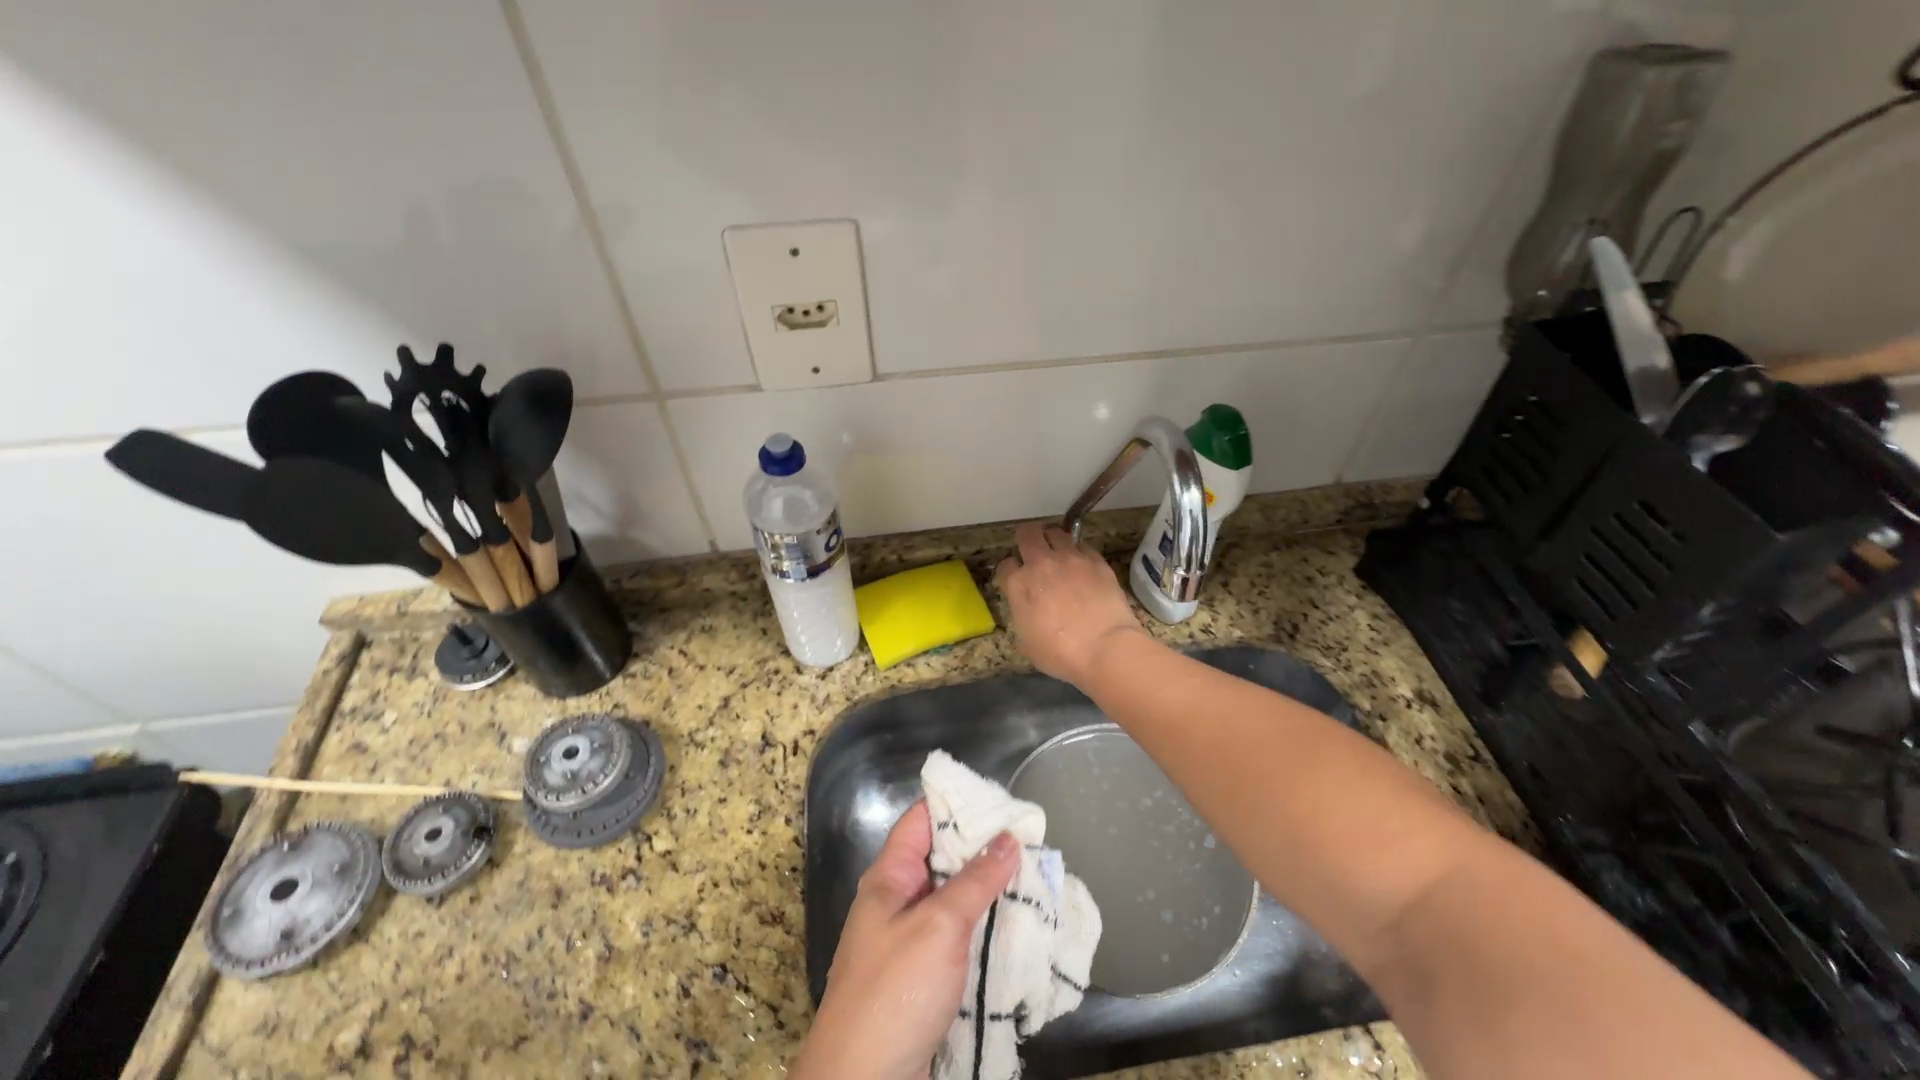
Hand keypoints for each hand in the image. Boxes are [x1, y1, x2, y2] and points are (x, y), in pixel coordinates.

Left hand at [794, 801, 1019, 1079]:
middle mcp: (898, 902)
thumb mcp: (938, 927)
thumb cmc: (894, 992)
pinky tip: (1020, 928)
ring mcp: (910, 941)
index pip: (921, 820)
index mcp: (889, 878)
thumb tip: (1008, 838)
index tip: (1003, 798)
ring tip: (1038, 879)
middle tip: (1034, 841)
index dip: (957, 803)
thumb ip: (975, 881)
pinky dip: (986, 930)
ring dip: (990, 892)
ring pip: (955, 901)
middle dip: (984, 849)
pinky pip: (959, 939)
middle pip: (943, 859)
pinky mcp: (925, 977)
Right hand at [994, 522, 1145, 684]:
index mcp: (1019, 584)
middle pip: (1027, 535)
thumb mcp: (1026, 642)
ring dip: (1053, 539)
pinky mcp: (1097, 561)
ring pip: (1056, 533)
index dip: (1009, 571)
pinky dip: (1079, 552)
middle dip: (1026, 538)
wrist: (1104, 647)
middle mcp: (1042, 564)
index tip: (1014, 577)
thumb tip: (1027, 608)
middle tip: (1031, 547)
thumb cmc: (1060, 653)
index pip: (1005, 565)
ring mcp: (1071, 559)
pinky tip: (1082, 564)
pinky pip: (1083, 546)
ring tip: (1058, 551)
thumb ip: (1022, 615)